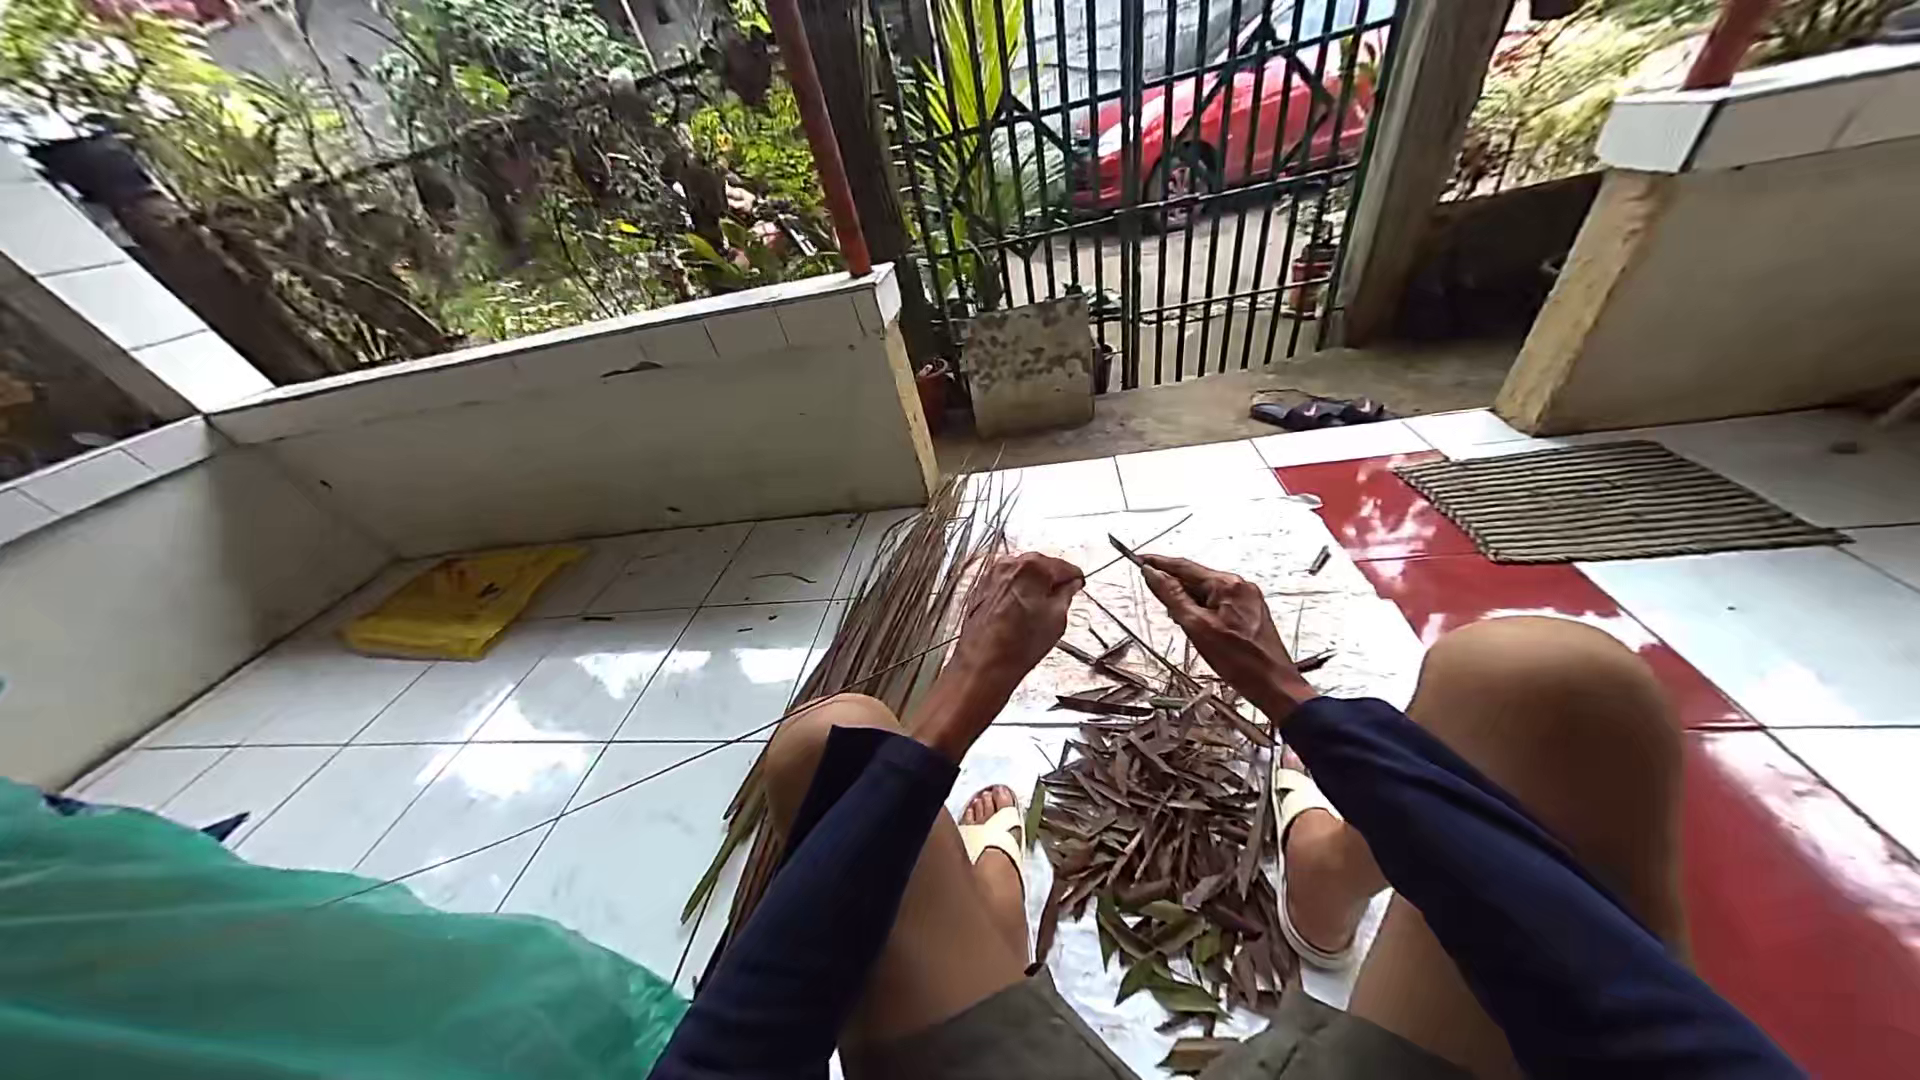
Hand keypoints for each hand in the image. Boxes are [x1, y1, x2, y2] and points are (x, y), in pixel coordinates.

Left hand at [917, 552, 1082, 761]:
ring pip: (1021, 574)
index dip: (1074, 578)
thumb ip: (1066, 594)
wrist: (983, 663)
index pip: (1064, 566)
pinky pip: (1005, 584)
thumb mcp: (1057, 618)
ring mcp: (992, 575)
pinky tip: (1020, 612)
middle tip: (1062, 597)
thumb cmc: (1016, 645)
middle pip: (1040, 565)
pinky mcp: (980, 588)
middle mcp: (1010, 565)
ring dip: (1032, 586)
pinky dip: (1015, 592)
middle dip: (1052, 580)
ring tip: (1040, 610)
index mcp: (1033, 567)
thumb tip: (1069, 586)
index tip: (1077, 585)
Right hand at [1138, 554, 1316, 719]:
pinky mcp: (1249, 612)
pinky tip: (1197, 627)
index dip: (1158, 563)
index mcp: (1227, 584)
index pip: (1184, 566)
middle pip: (1196, 578)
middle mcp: (1240, 586)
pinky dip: (1202, 611)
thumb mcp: (1196, 627)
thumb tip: (1153, 574)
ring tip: (1182, 624)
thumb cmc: (1240, 661)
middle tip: (1157, 601)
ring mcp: (1247, 599)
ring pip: (1206, 593)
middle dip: (1174, 588)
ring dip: (1188, 603)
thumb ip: (1172, 596)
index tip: (1140, 560)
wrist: (1274, 685)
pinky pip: (1218, 603)